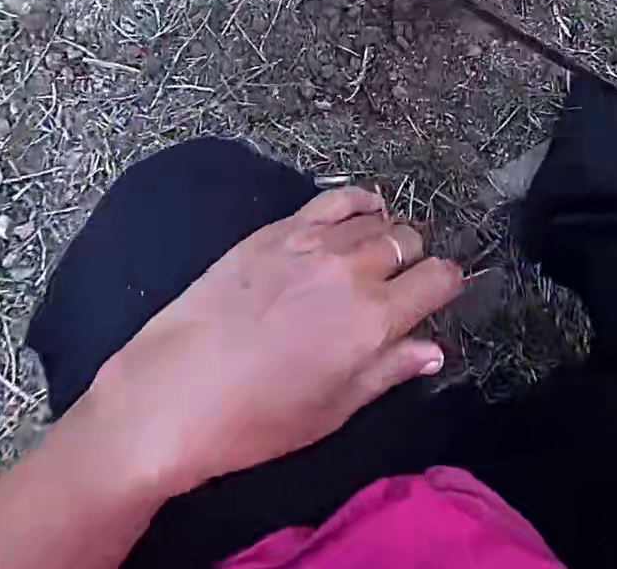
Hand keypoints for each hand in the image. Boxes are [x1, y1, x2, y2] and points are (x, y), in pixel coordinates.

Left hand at [64, 186, 462, 502]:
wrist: (169, 395)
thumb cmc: (256, 419)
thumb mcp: (334, 409)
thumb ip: (391, 369)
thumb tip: (434, 349)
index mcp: (375, 320)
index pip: (440, 278)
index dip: (446, 284)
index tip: (436, 294)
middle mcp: (355, 270)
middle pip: (412, 241)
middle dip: (415, 260)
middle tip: (395, 284)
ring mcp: (317, 242)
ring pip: (380, 218)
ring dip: (387, 236)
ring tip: (371, 256)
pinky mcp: (282, 227)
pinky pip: (339, 198)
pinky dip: (360, 202)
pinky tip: (358, 216)